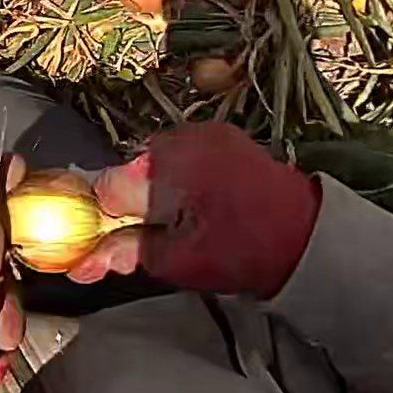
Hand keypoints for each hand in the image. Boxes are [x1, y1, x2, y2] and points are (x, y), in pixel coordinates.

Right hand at [69, 121, 319, 298]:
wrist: (308, 234)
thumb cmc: (243, 251)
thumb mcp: (180, 261)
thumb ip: (128, 252)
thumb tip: (84, 262)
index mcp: (166, 168)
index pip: (109, 187)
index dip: (106, 216)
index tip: (114, 238)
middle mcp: (180, 138)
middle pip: (131, 169)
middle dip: (133, 202)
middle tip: (156, 234)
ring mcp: (203, 131)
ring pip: (155, 159)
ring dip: (157, 186)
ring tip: (183, 217)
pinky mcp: (221, 132)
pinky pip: (182, 150)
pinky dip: (180, 173)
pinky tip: (200, 198)